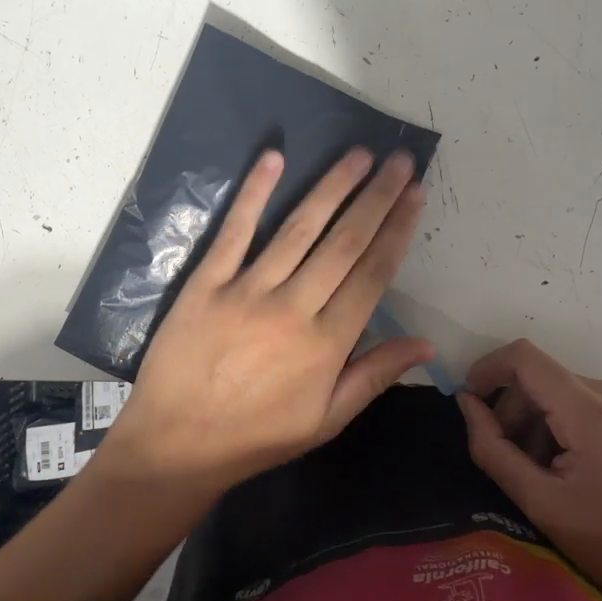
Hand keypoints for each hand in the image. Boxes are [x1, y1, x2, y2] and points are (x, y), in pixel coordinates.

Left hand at [97, 147, 432, 495]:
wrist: (176, 445)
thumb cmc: (255, 436)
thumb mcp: (325, 421)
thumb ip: (374, 376)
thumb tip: (426, 343)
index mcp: (326, 344)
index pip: (372, 274)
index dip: (397, 229)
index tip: (415, 193)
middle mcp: (293, 308)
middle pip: (344, 242)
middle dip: (376, 197)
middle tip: (400, 160)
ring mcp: (247, 290)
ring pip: (299, 228)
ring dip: (332, 187)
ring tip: (358, 155)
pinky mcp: (207, 282)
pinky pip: (235, 231)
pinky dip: (255, 193)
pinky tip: (274, 158)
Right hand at [457, 340, 601, 600]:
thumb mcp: (545, 506)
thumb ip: (495, 450)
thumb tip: (466, 405)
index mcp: (592, 410)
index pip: (524, 357)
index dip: (486, 369)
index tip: (468, 402)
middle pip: (543, 378)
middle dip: (513, 411)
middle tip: (508, 460)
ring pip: (564, 392)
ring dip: (539, 423)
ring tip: (543, 475)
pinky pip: (589, 404)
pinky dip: (566, 427)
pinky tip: (572, 472)